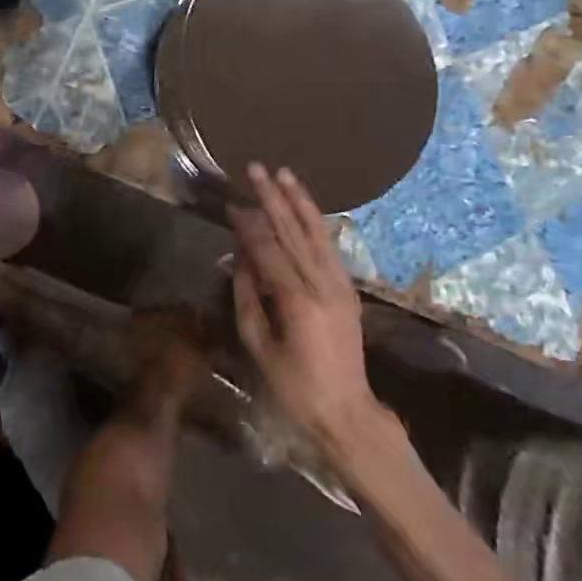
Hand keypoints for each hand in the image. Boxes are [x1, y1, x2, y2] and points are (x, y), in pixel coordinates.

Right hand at [228, 163, 383, 447]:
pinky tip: (306, 208)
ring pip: (317, 233)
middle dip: (273, 198)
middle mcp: (322, 285)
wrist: (347, 411)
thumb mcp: (259, 347)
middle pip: (294, 232)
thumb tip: (240, 260)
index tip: (233, 203)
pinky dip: (316, 223)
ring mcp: (340, 285)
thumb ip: (248, 299)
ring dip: (300, 201)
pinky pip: (330, 248)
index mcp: (297, 301)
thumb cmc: (295, 387)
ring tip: (285, 174)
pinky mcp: (348, 290)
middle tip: (257, 169)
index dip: (249, 224)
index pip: (268, 250)